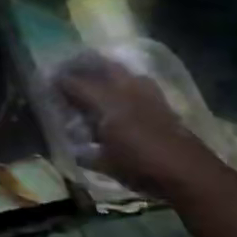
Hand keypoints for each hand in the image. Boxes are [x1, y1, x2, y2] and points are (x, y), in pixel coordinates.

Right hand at [55, 52, 225, 198]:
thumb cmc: (141, 167)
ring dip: (105, 68)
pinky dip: (125, 80)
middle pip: (99, 66)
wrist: (189, 172)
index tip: (47, 81)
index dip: (58, 81)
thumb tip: (71, 147)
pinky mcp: (162, 100)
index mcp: (104, 102)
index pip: (74, 83)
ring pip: (121, 69)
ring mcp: (145, 92)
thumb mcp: (104, 164)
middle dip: (82, 64)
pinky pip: (137, 80)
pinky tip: (123, 90)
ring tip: (95, 76)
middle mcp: (123, 90)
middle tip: (70, 69)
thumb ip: (85, 153)